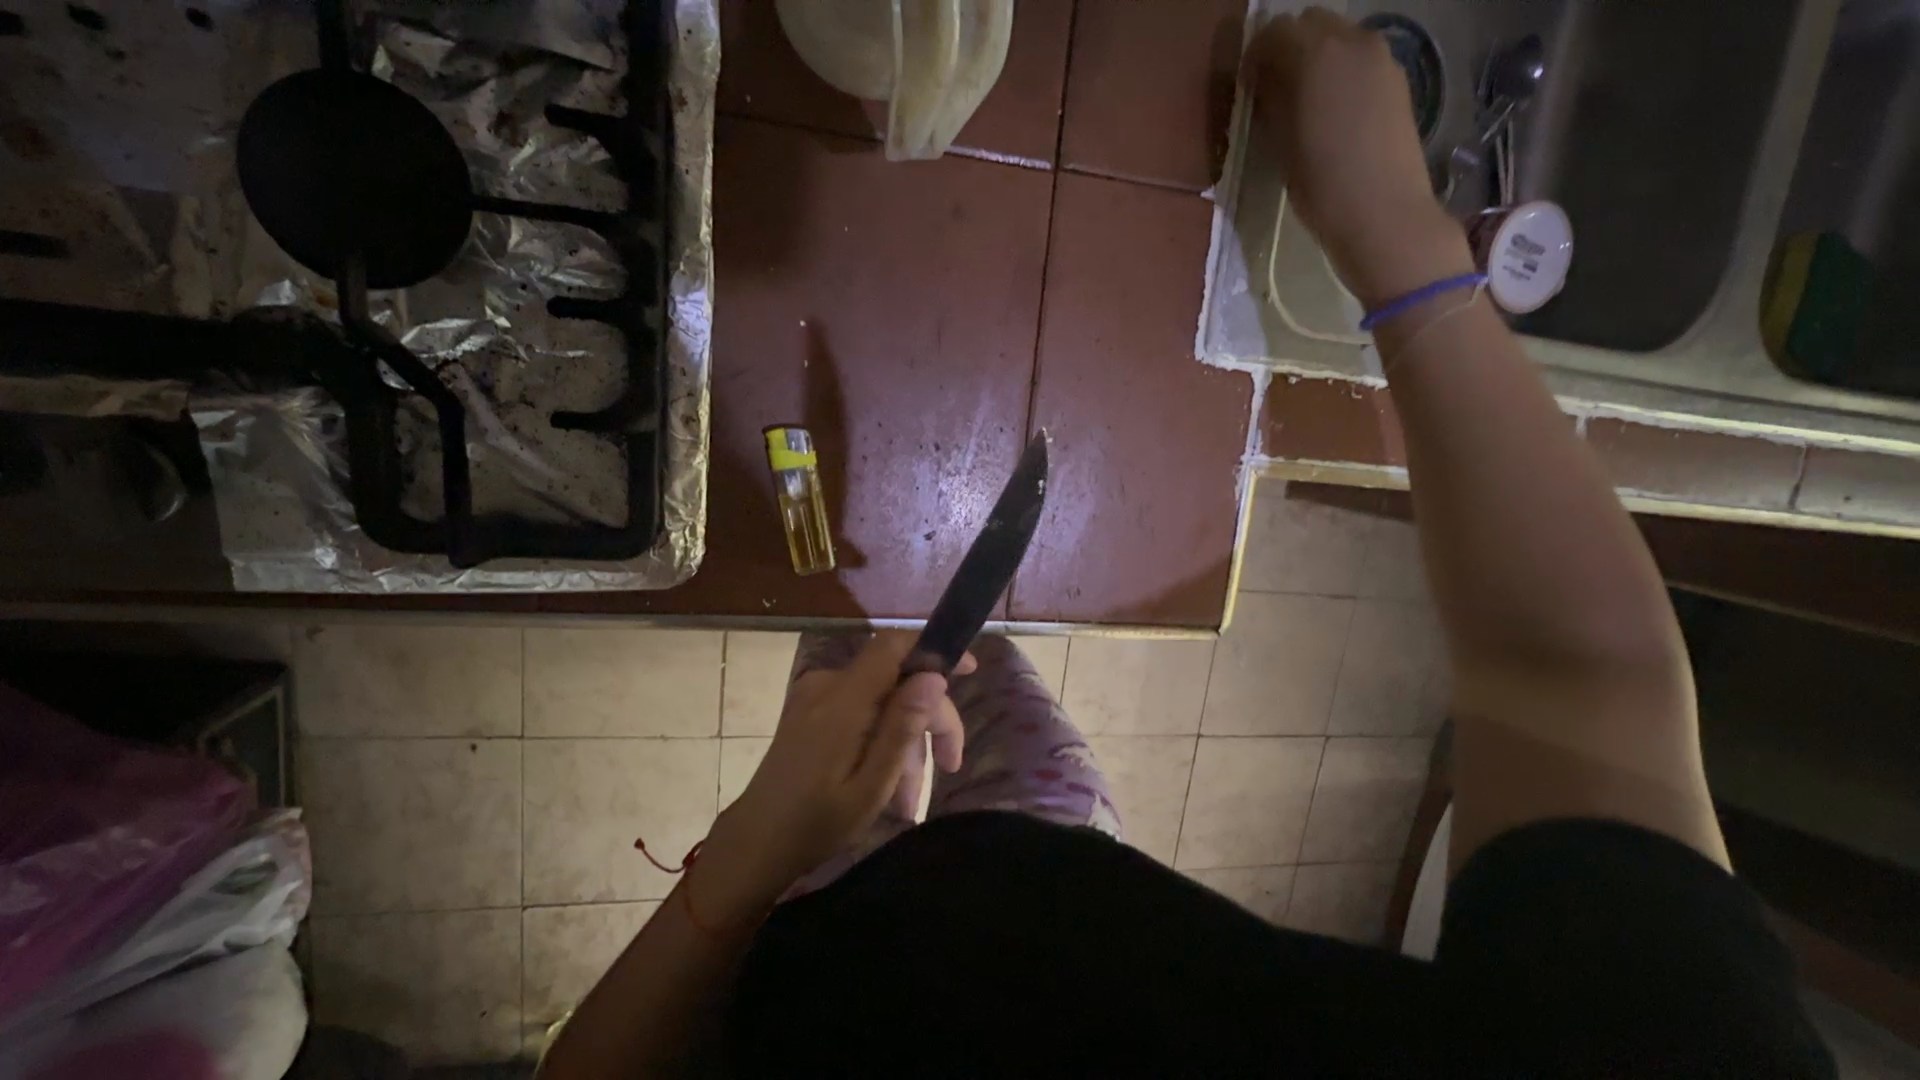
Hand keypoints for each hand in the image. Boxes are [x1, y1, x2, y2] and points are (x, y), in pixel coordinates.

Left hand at [694, 632, 973, 920]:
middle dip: (927, 719)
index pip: (893, 647)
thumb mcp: (869, 788)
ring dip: (903, 743)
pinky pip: (860, 712)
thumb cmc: (814, 825)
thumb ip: (901, 729)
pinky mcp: (810, 712)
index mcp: (842, 701)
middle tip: (950, 767)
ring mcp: (815, 698)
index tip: (969, 669)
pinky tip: (888, 786)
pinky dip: (880, 742)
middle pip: (895, 680)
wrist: (754, 844)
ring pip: (881, 702)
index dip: (932, 650)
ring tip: (909, 801)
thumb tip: (934, 677)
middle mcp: (827, 687)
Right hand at [1249, 7, 1473, 306]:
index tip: (1248, 88)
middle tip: (1274, 91)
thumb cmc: (1321, 186)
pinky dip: (1341, 73)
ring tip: (1305, 104)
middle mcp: (1352, 42)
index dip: (1255, 56)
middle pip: (1311, 23)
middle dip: (1289, 48)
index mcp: (1315, 54)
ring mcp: (1381, 58)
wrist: (1383, 215)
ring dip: (1317, 59)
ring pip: (1339, 38)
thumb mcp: (1280, 145)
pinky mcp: (1398, 80)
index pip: (1274, 31)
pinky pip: (1360, 60)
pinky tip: (1333, 114)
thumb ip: (1270, 100)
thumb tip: (1263, 81)